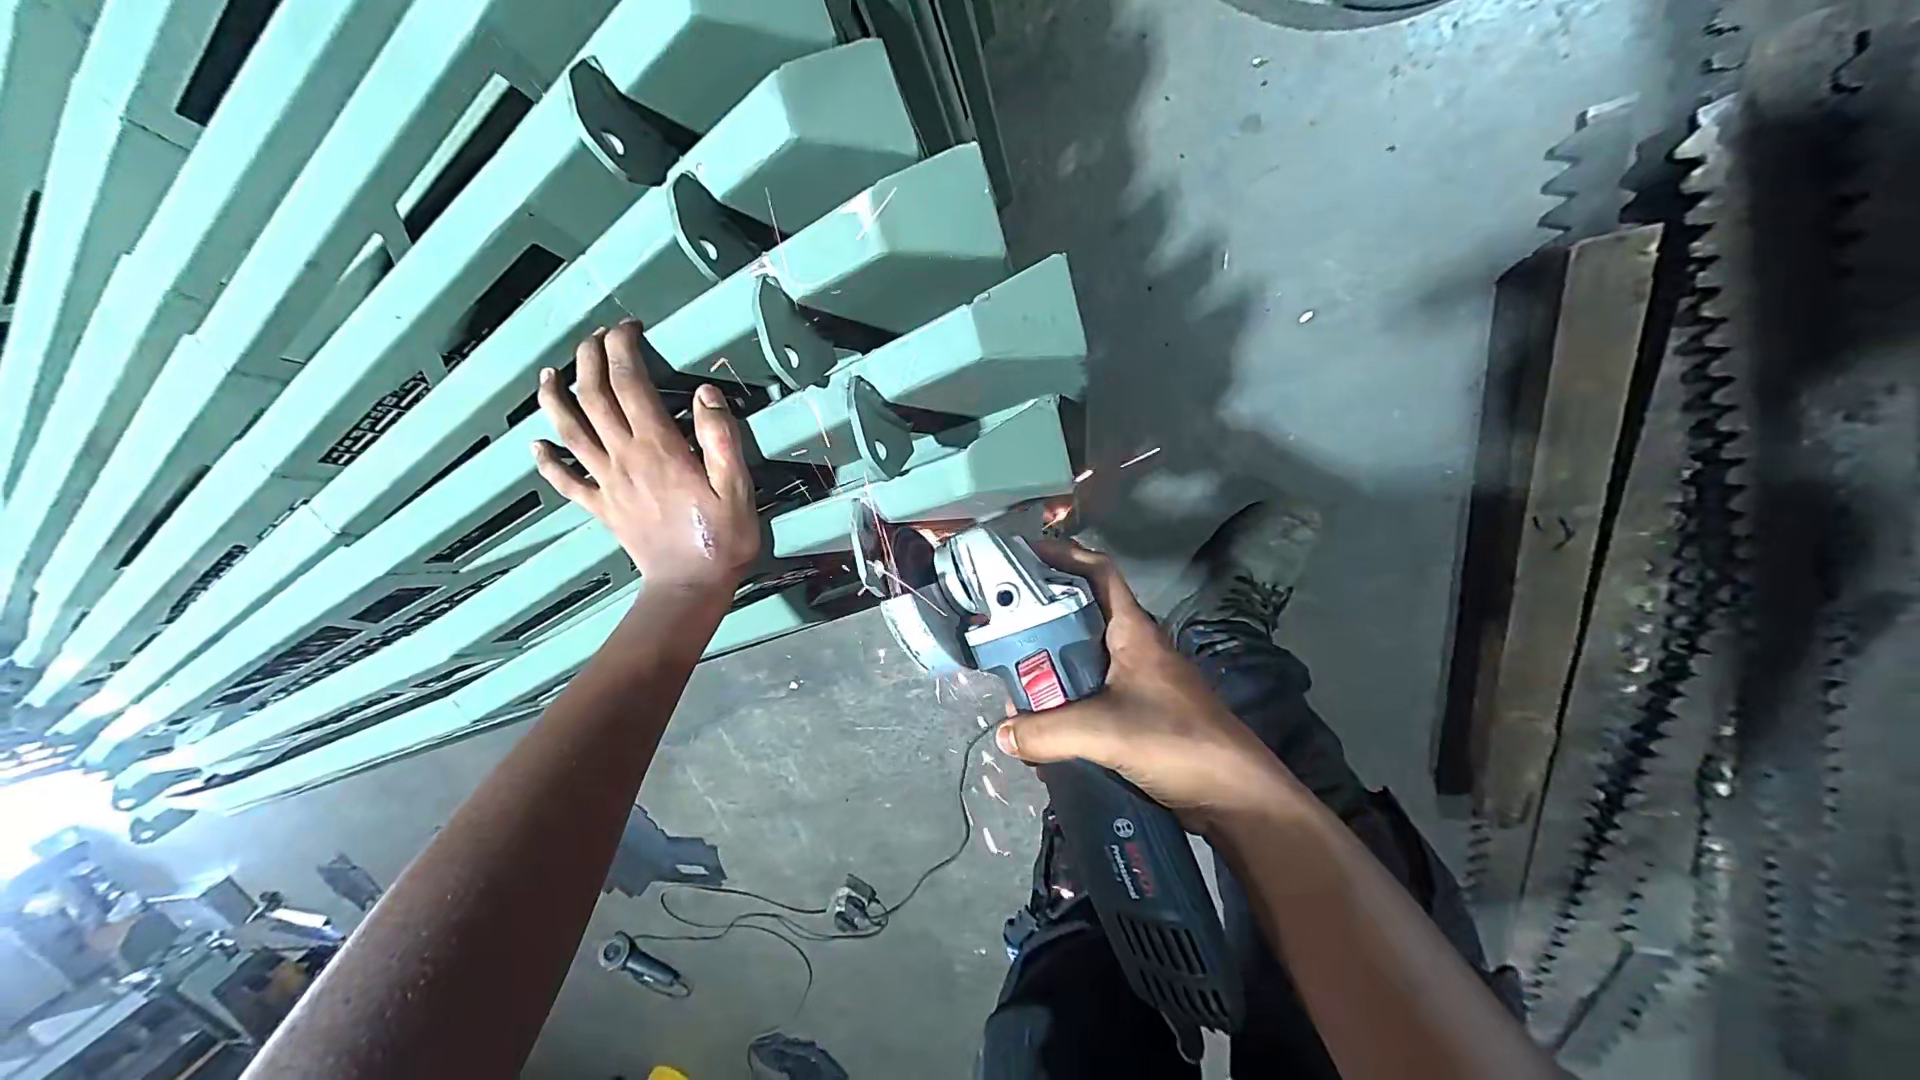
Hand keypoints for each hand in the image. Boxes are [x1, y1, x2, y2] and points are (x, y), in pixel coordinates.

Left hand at [532, 321, 760, 591]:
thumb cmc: (722, 537)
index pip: (630, 384)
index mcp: (658, 448)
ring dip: (555, 398)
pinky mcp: (601, 507)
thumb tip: (704, 393)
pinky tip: (536, 446)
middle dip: (589, 360)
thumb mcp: (738, 487)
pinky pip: (565, 480)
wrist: (690, 586)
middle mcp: (624, 458)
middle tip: (595, 338)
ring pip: (568, 431)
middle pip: (593, 398)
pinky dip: (546, 461)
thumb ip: (721, 438)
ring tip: (550, 374)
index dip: (623, 349)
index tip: (627, 328)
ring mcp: (607, 483)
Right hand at [994, 540, 1300, 832]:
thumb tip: (1004, 735)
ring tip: (1017, 690)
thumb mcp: (1105, 732)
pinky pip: (1092, 699)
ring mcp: (1138, 683)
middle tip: (1004, 635)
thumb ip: (1048, 732)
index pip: (1100, 574)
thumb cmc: (1176, 742)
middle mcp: (1134, 650)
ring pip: (1083, 663)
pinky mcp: (1139, 716)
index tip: (1026, 554)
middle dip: (1042, 624)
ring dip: (1050, 674)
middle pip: (1082, 619)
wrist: (1236, 796)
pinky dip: (1066, 707)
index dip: (1065, 555)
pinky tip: (1046, 729)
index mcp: (1133, 632)